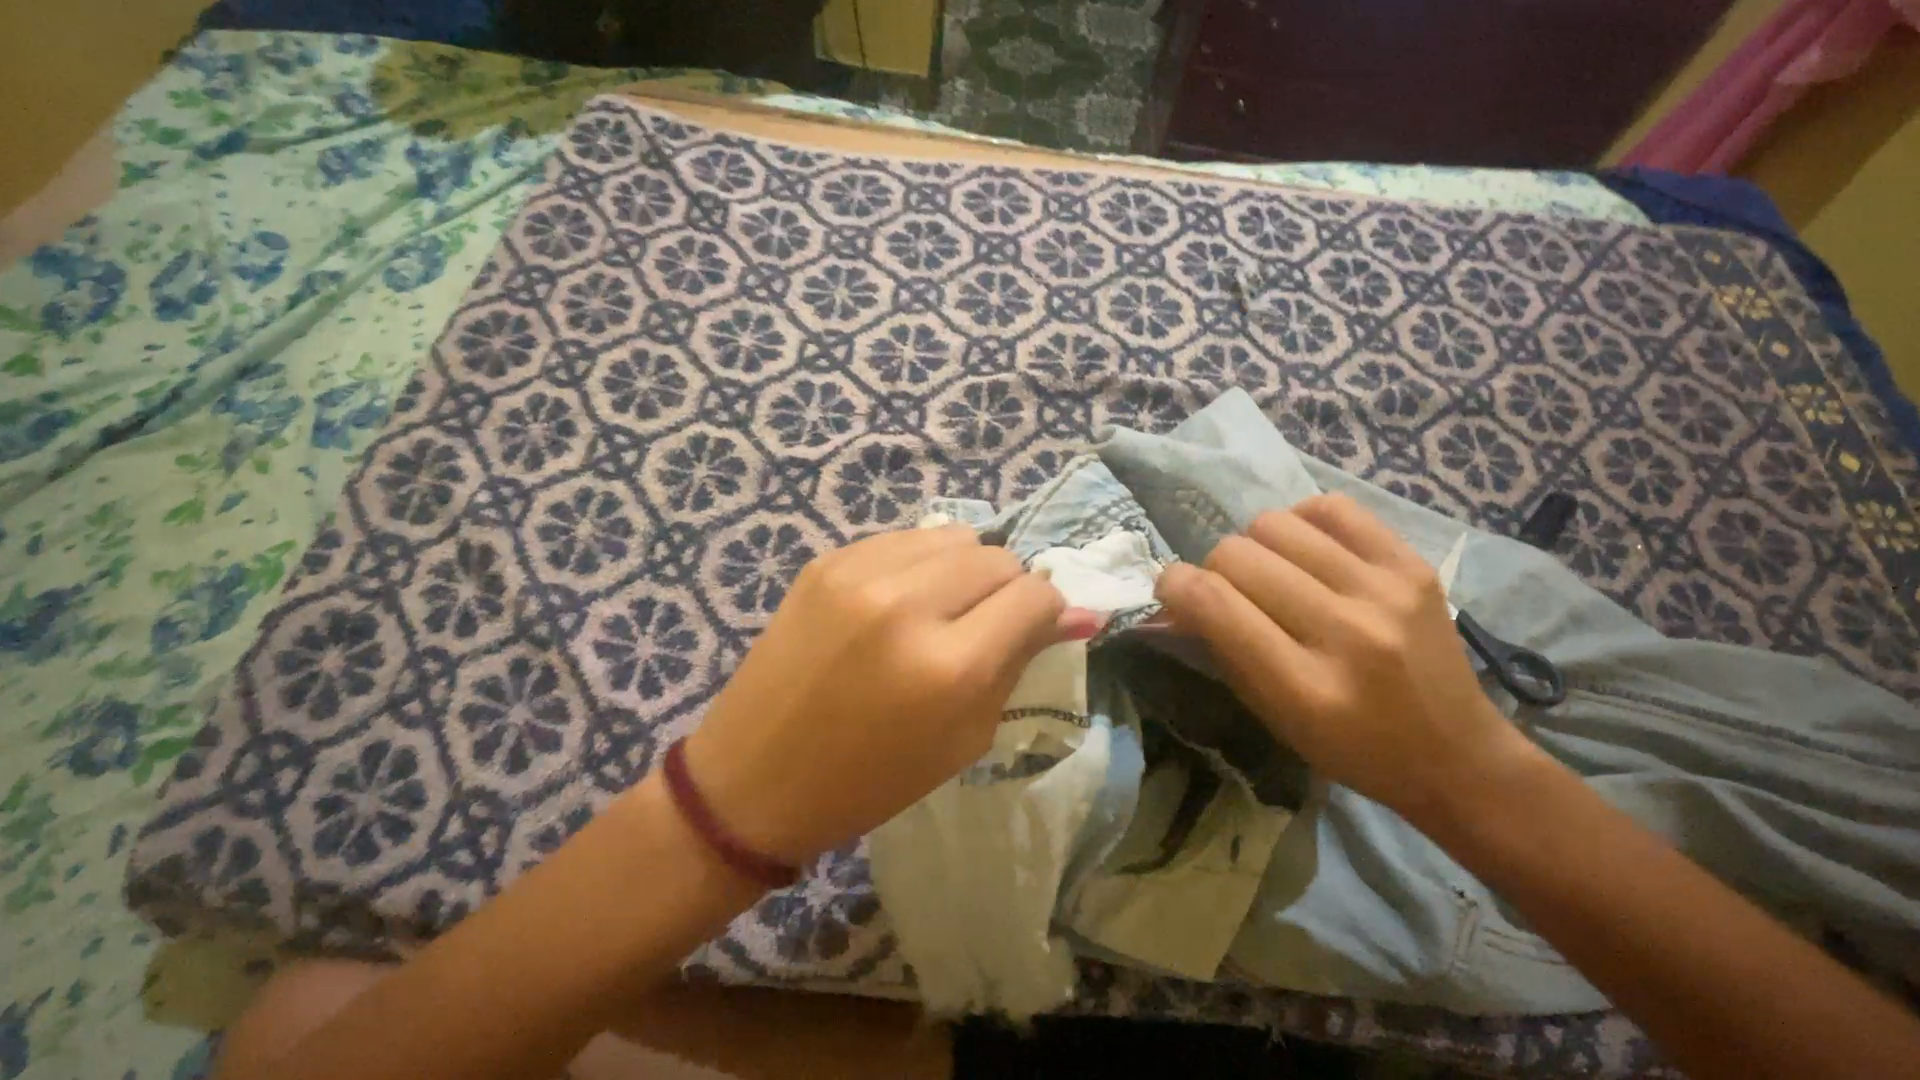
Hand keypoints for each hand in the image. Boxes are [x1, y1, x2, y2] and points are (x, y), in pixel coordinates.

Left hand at [681, 526, 1066, 865]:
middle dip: (1009, 589)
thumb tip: (1078, 615)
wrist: (755, 777)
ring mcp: (859, 573)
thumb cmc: (870, 780)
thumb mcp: (963, 739)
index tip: (1038, 631)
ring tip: (945, 610)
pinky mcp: (825, 561)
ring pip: (955, 535)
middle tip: (988, 627)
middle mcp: (907, 603)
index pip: (1034, 597)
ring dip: (966, 569)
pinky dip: (920, 564)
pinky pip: (904, 539)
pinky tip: (902, 602)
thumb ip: (1019, 663)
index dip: (1049, 612)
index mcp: (949, 666)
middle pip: (998, 557)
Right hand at [1154, 494, 1539, 823]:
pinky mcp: (1412, 565)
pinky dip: (1301, 522)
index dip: (1174, 586)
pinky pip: (1330, 507)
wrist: (1456, 753)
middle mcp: (1346, 632)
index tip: (1171, 591)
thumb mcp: (1275, 718)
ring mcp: (1384, 592)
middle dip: (1213, 570)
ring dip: (1254, 545)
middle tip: (1229, 592)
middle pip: (1237, 555)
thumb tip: (1176, 597)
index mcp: (1305, 687)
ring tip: (1271, 571)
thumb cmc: (1352, 749)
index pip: (1214, 605)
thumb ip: (1223, 651)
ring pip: (1274, 524)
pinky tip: (1306, 550)